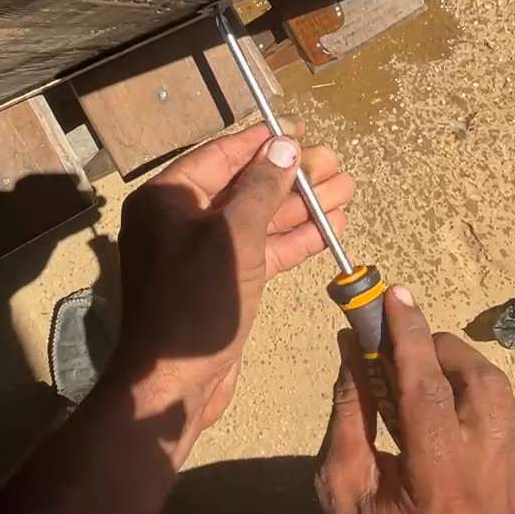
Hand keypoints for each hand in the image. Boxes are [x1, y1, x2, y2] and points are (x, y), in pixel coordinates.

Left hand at [108, 121, 352, 461]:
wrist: (174, 385)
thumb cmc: (196, 299)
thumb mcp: (233, 236)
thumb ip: (261, 188)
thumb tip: (284, 144)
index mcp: (169, 197)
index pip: (222, 155)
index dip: (263, 141)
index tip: (300, 129)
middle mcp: (182, 219)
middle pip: (245, 186)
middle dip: (292, 176)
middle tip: (335, 163)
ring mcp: (203, 253)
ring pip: (257, 219)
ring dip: (301, 207)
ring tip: (345, 190)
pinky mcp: (223, 283)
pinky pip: (260, 251)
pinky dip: (292, 241)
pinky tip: (330, 229)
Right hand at [316, 289, 514, 513]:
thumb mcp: (340, 483)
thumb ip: (350, 409)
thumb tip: (352, 345)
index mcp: (440, 487)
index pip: (429, 392)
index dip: (410, 336)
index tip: (395, 296)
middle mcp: (488, 482)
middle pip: (484, 385)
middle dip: (442, 347)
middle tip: (400, 341)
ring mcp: (508, 485)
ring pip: (500, 395)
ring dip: (459, 366)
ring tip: (416, 367)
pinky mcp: (512, 484)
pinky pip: (499, 416)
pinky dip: (468, 390)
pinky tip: (433, 399)